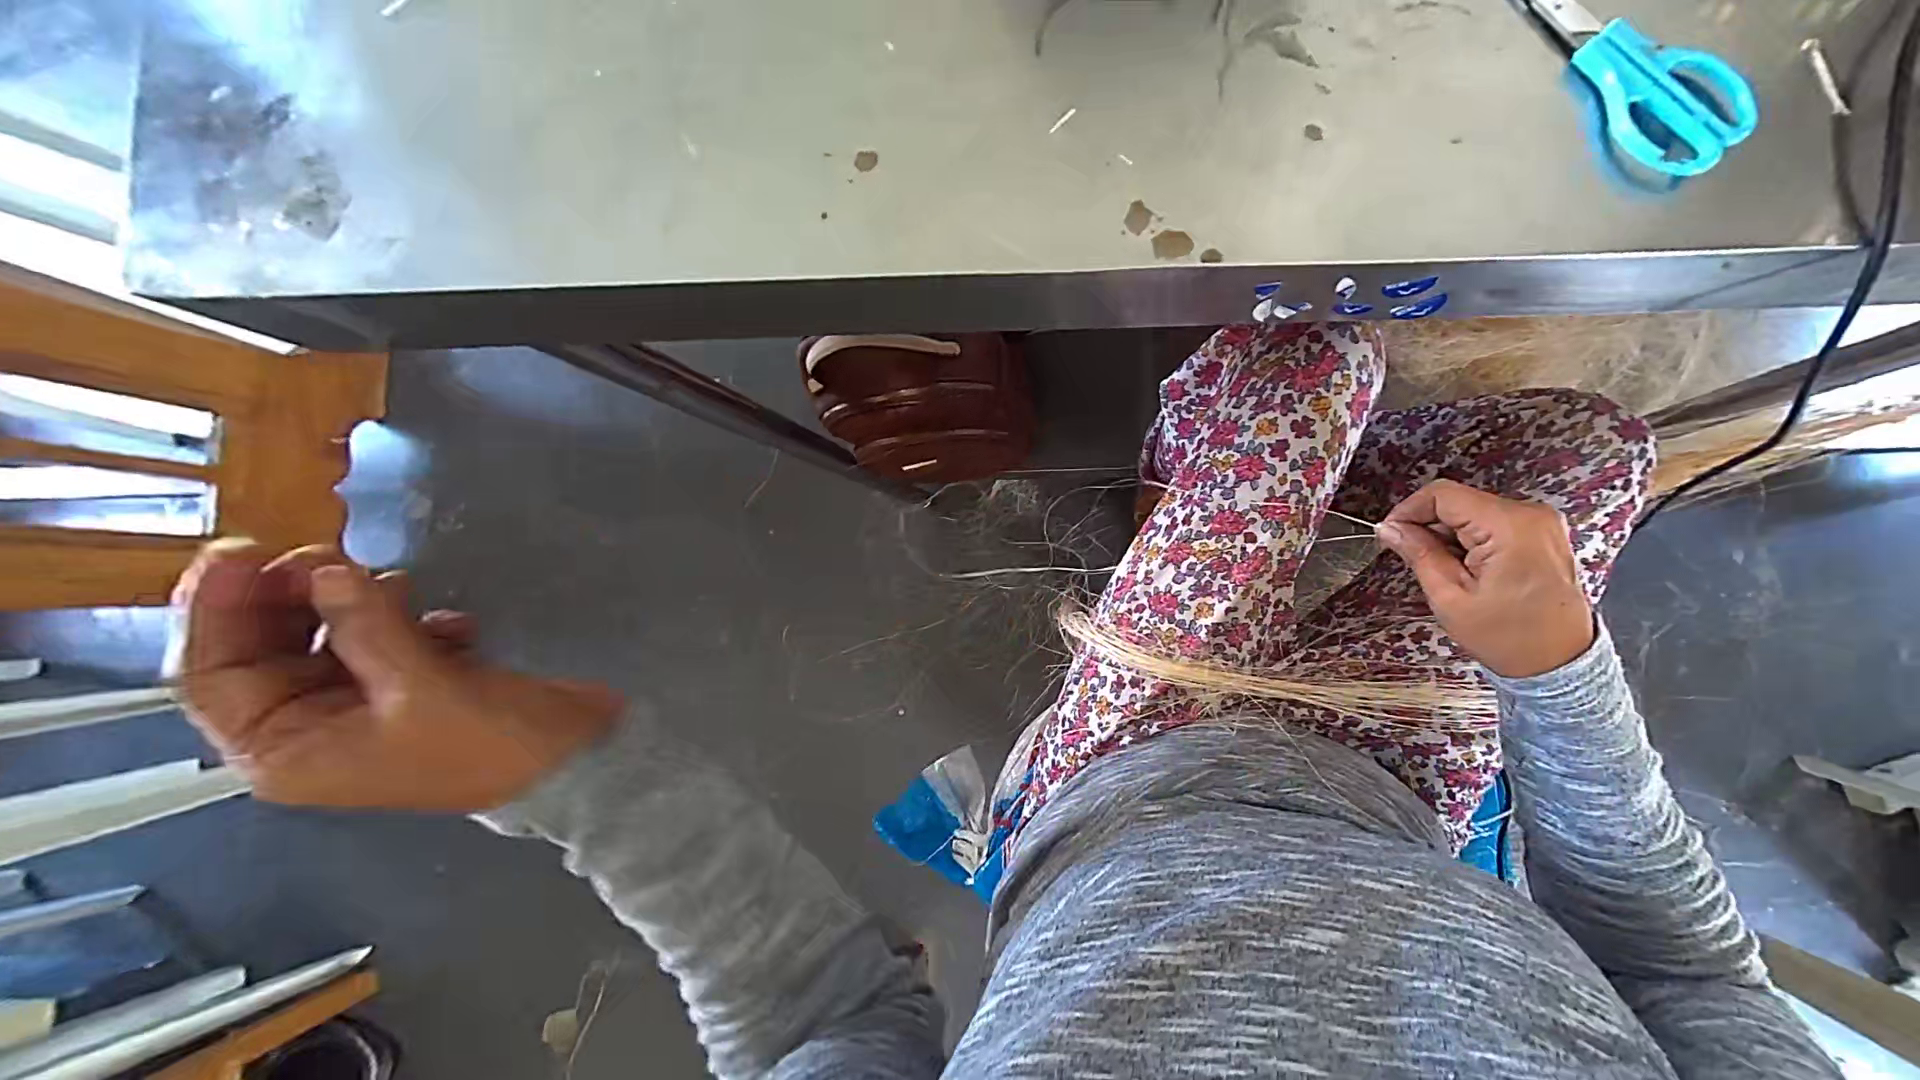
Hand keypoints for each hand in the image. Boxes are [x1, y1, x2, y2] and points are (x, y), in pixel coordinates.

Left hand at [168, 540, 621, 811]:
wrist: (569, 760)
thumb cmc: (487, 742)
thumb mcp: (423, 687)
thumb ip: (367, 626)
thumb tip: (325, 570)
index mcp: (288, 749)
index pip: (214, 674)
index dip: (215, 610)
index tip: (241, 550)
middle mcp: (316, 725)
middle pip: (273, 648)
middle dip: (297, 598)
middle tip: (328, 553)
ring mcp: (372, 702)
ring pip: (336, 637)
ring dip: (364, 605)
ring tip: (401, 583)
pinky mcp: (421, 683)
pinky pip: (392, 639)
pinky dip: (416, 622)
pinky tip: (455, 624)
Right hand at [1373, 480, 1595, 677]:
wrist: (1559, 661)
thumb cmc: (1505, 635)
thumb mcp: (1449, 596)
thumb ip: (1418, 553)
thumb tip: (1389, 528)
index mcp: (1509, 526)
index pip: (1443, 494)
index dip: (1407, 510)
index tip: (1389, 534)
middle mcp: (1530, 514)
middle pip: (1458, 501)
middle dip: (1426, 524)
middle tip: (1411, 557)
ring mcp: (1541, 522)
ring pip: (1471, 510)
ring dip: (1446, 533)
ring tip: (1443, 568)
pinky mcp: (1542, 532)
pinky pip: (1490, 522)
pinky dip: (1468, 538)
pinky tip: (1465, 567)